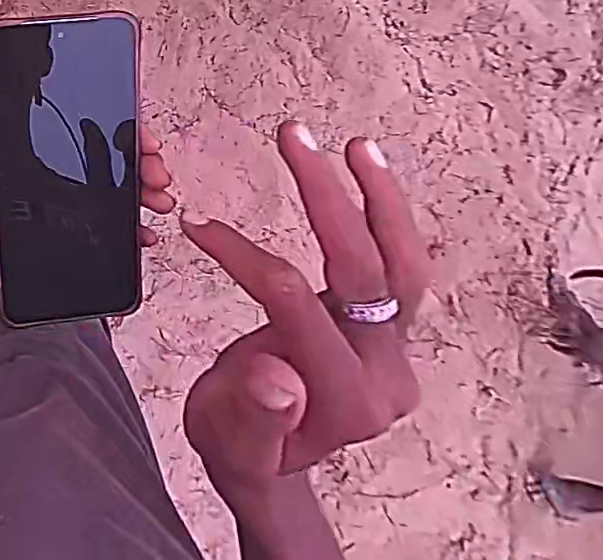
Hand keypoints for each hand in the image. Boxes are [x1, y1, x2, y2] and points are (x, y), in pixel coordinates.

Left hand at [0, 111, 176, 269]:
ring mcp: (51, 189)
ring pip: (105, 186)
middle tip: (156, 174)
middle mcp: (43, 159)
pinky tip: (138, 231)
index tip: (140, 136)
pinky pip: (94, 218)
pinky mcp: (52, 218)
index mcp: (25, 139)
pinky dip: (120, 225)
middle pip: (102, 154)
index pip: (80, 121)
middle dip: (137, 161)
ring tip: (157, 200)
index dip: (117, 127)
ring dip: (136, 190)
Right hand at [181, 121, 428, 498]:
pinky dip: (387, 218)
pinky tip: (370, 177)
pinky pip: (401, 268)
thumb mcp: (227, 439)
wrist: (274, 464)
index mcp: (344, 399)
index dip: (241, 254)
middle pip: (367, 271)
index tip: (197, 226)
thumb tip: (279, 380)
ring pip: (405, 265)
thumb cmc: (242, 447)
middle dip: (327, 197)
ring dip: (381, 200)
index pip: (293, 299)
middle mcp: (384, 372)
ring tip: (358, 147)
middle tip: (295, 137)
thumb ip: (252, 415)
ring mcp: (393, 349)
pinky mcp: (388, 329)